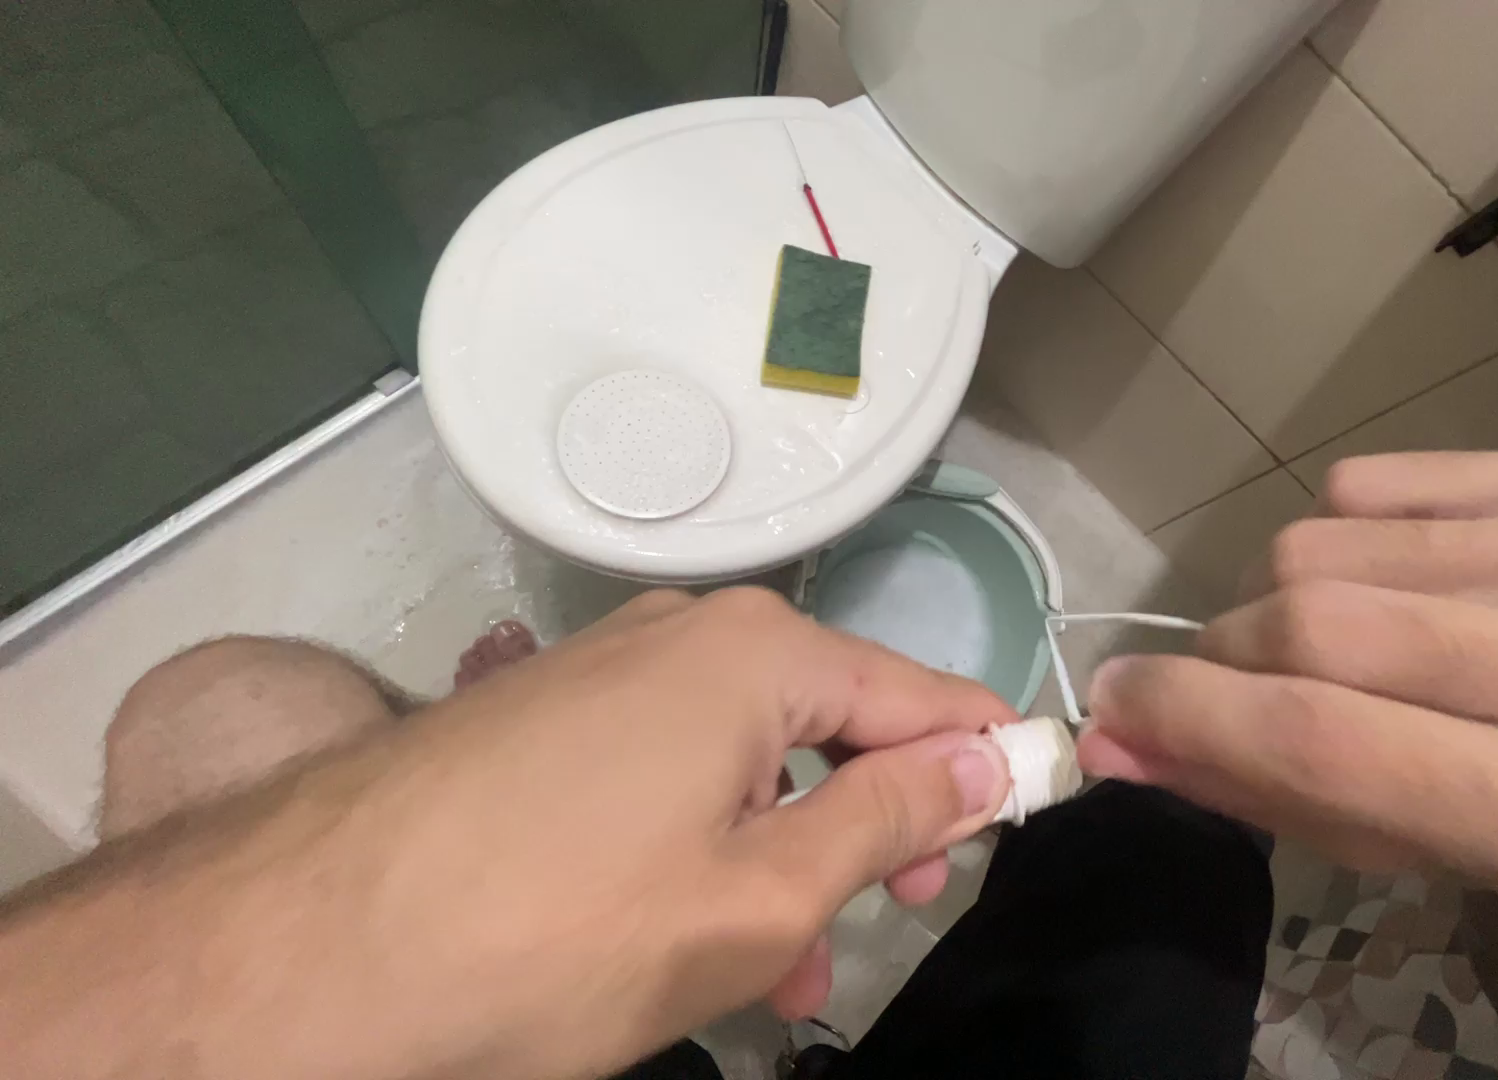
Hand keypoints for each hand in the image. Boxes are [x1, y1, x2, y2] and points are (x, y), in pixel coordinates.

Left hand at [196, 588, 1014, 1079]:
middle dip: (883, 811)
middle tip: (908, 900)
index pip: (918, 692)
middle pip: (839, 715)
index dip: (981, 749)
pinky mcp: (568, 714)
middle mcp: (696, 633)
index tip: (1028, 799)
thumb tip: (987, 763)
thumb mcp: (759, 890)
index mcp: (761, 652)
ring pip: (760, 752)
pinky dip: (721, 835)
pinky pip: (687, 764)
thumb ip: (890, 816)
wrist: (269, 962)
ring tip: (797, 958)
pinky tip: (709, 919)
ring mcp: (624, 668)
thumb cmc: (556, 929)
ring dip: (796, 844)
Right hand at [1078, 452, 1497, 913]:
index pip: (1322, 736)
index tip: (1109, 700)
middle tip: (1226, 681)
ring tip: (1315, 640)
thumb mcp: (1347, 835)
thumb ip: (1222, 779)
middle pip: (1312, 620)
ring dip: (1272, 597)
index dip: (1188, 711)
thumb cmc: (1476, 830)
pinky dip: (1326, 533)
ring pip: (1317, 544)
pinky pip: (1357, 483)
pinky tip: (1374, 581)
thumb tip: (1103, 732)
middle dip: (1225, 653)